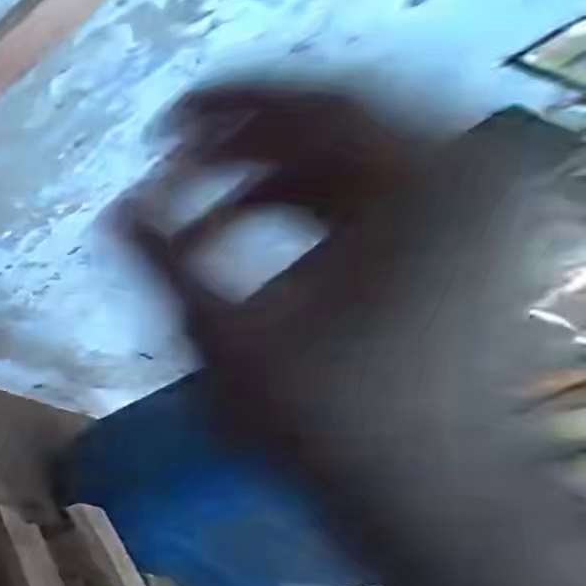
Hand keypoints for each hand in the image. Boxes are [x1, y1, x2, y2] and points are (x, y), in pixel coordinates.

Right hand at [117, 82, 540, 474]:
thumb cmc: (316, 411)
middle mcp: (460, 185)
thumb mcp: (219, 333)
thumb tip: (115, 208)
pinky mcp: (461, 243)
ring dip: (262, 170)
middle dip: (242, 135)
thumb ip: (162, 260)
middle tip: (168, 155)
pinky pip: (370, 188)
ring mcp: (470, 214)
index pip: (322, 103)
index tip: (162, 123)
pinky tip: (237, 228)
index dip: (233, 102)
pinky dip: (297, 198)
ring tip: (190, 199)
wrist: (422, 482)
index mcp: (413, 194)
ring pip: (352, 155)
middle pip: (340, 120)